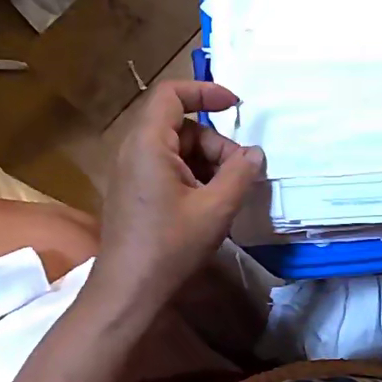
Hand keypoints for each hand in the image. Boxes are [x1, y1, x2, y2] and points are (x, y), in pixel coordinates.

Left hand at [85, 80, 264, 315]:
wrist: (127, 290)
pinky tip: (207, 206)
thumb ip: (239, 174)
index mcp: (148, 143)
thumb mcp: (215, 209)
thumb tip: (254, 153)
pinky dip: (190, 177)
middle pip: (179, 125)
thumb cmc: (170, 246)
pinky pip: (164, 169)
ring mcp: (129, 172)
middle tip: (239, 173)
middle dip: (215, 142)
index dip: (205, 91)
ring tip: (226, 195)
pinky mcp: (132, 192)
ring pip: (175, 149)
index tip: (236, 106)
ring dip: (206, 163)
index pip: (171, 94)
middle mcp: (133, 150)